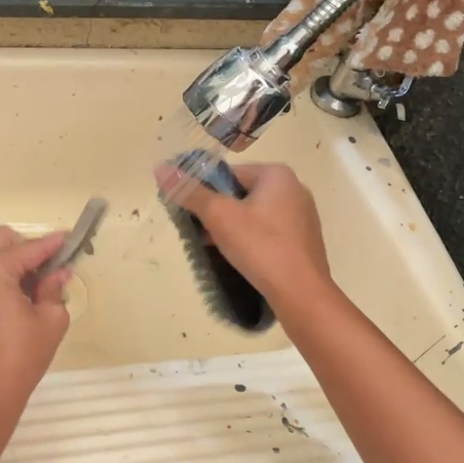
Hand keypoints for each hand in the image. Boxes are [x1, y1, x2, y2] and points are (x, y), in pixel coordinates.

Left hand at [0, 227, 74, 416]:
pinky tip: (13, 297)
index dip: (53, 244)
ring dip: (9, 259)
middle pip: (1, 240)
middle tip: (49, 268)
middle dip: (27, 247)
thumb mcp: (50, 321)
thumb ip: (54, 289)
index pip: (29, 247)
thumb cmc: (20, 359)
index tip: (70, 239)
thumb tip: (58, 274)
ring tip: (32, 285)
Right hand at [156, 162, 333, 312]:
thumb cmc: (260, 246)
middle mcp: (294, 189)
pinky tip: (238, 259)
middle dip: (217, 212)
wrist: (301, 294)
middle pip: (241, 194)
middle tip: (200, 233)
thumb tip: (160, 168)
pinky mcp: (304, 242)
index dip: (205, 191)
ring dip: (231, 228)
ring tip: (214, 248)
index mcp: (277, 175)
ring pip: (254, 215)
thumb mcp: (218, 215)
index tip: (191, 213)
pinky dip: (251, 241)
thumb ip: (188, 191)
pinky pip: (268, 233)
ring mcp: (302, 217)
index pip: (228, 174)